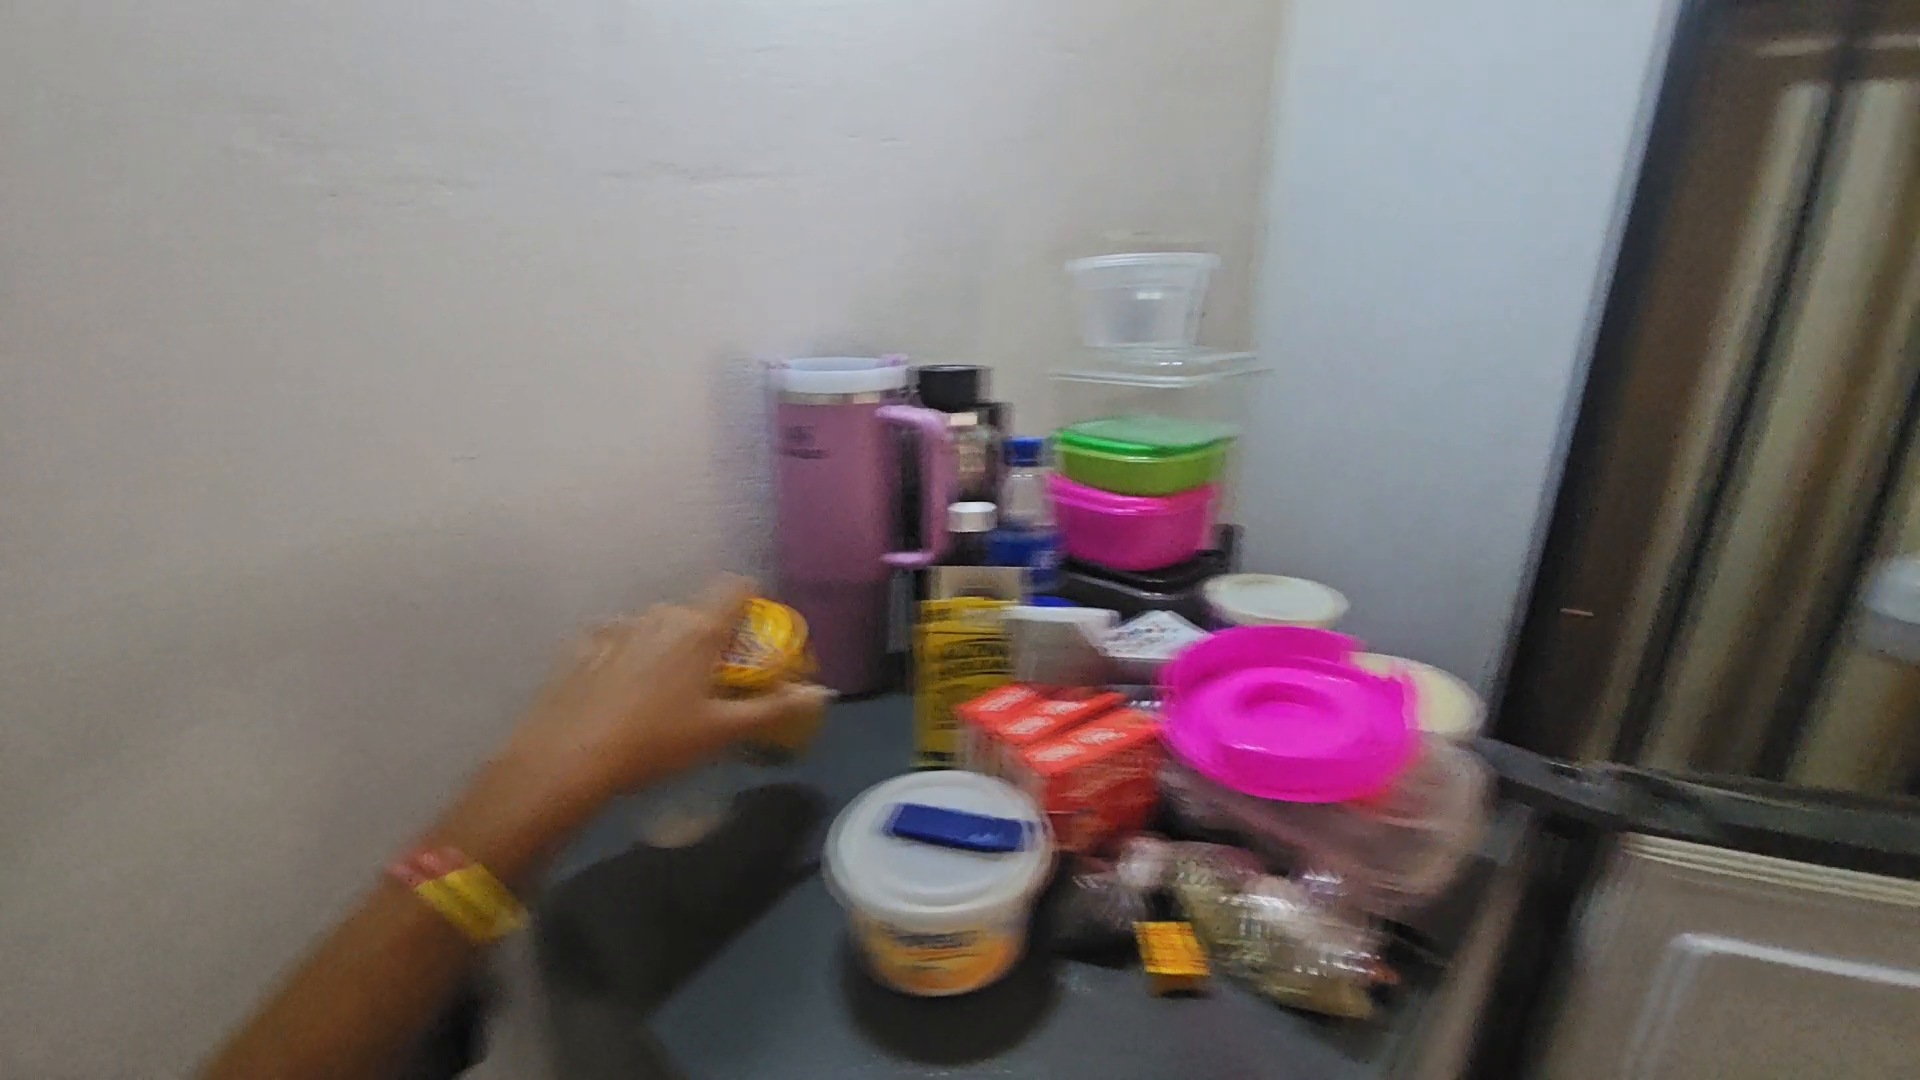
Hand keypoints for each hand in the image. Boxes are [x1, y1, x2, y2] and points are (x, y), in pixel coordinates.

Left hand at [503, 575, 833, 802]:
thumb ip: (775, 708)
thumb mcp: (722, 731)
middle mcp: (661, 616)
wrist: (565, 760)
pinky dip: (627, 655)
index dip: (752, 602)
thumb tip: (822, 693)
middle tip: (712, 680)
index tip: (753, 636)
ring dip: (668, 646)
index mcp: (700, 628)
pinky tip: (620, 689)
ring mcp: (617, 627)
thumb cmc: (656, 742)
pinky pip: (617, 638)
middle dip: (710, 637)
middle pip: (698, 611)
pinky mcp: (582, 646)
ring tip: (663, 691)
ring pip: (657, 625)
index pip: (738, 586)